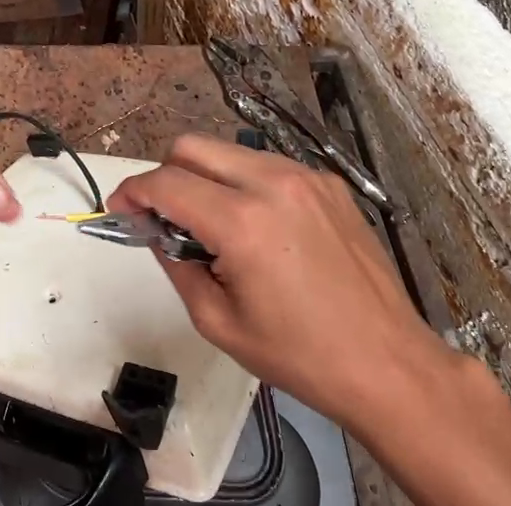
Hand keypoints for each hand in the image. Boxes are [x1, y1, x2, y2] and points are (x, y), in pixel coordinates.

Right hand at [106, 135, 457, 423]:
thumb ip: (174, 264)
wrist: (389, 364)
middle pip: (191, 146)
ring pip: (229, 151)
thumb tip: (154, 230)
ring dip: (205, 177)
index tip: (121, 210)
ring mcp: (306, 177)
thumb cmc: (300, 355)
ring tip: (213, 226)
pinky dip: (244, 184)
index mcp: (242, 222)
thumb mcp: (217, 321)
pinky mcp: (329, 184)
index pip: (165, 181)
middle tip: (164, 217)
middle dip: (165, 175)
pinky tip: (257, 227)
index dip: (132, 192)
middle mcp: (273, 184)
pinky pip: (267, 166)